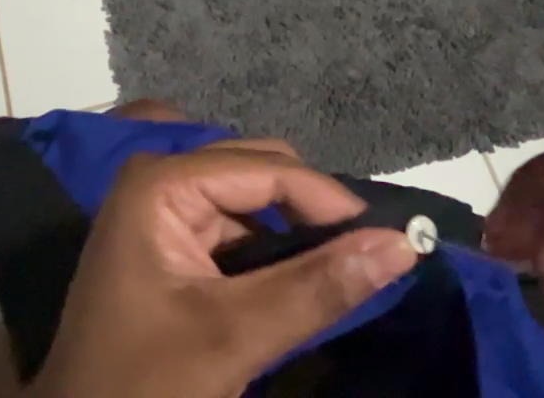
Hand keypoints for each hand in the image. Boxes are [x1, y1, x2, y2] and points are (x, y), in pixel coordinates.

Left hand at [28, 141, 419, 397]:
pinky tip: (301, 272)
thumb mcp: (232, 336)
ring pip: (251, 198)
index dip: (328, 199)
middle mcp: (159, 177)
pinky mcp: (169, 238)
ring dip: (295, 229)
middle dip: (311, 208)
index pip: (266, 168)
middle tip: (367, 254)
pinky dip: (272, 247)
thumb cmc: (143, 381)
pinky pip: (235, 225)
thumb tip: (400, 246)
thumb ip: (315, 289)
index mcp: (161, 181)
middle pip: (258, 171)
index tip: (387, 239)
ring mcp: (161, 206)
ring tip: (342, 264)